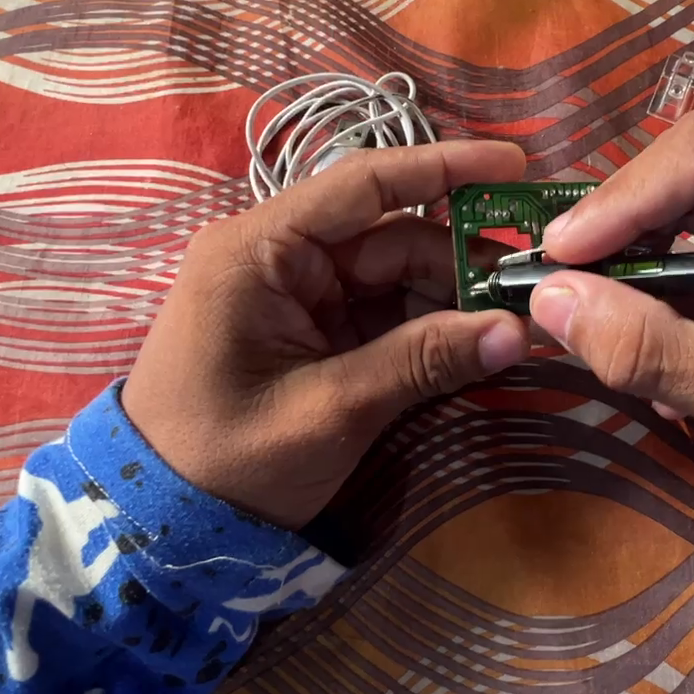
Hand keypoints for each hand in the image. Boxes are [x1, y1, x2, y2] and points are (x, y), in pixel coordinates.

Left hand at [122, 142, 531, 528]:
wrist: (159, 527)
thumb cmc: (225, 461)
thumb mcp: (328, 411)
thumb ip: (422, 362)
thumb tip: (519, 331)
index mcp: (261, 250)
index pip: (364, 184)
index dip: (444, 168)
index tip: (516, 166)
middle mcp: (282, 256)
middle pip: (394, 236)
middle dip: (463, 259)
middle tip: (534, 286)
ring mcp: (300, 293)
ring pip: (398, 275)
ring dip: (453, 300)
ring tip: (513, 326)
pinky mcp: (315, 329)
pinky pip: (386, 312)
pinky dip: (430, 328)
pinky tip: (474, 346)